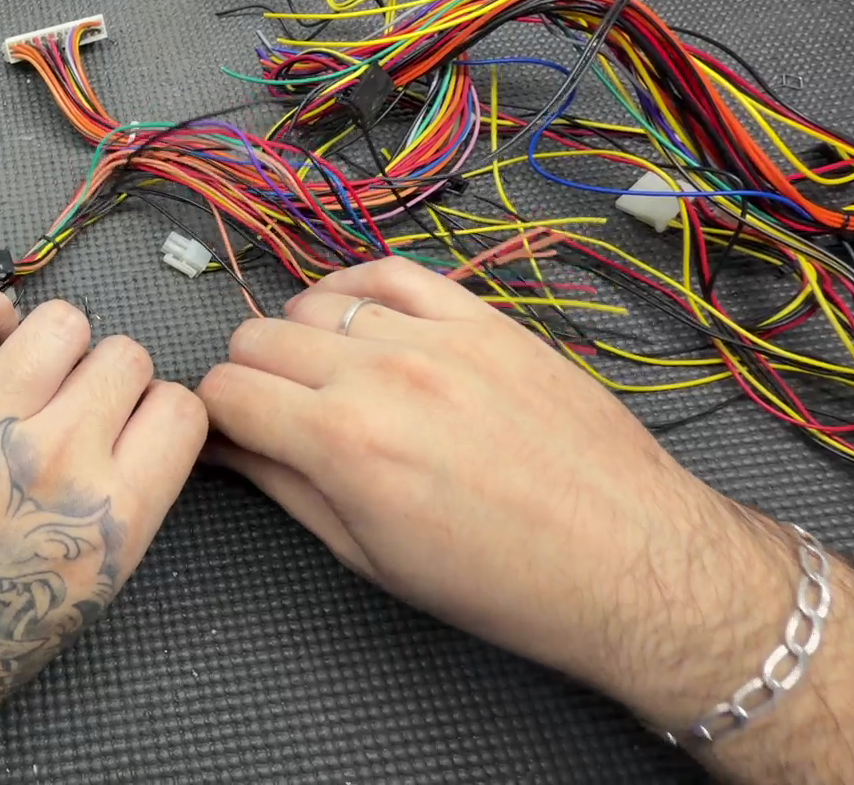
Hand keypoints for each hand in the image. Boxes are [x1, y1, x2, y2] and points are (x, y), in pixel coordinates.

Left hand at [0, 290, 206, 752]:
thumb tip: (142, 418)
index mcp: (111, 513)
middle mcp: (56, 456)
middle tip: (75, 404)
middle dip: (110, 377)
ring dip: (58, 343)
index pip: (181, 409)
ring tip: (33, 373)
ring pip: (62, 323)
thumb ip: (133, 494)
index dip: (160, 408)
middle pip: (125, 357)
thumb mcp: (97, 582)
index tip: (134, 417)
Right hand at [195, 256, 803, 727]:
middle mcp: (378, 376)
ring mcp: (433, 337)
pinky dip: (353, 290)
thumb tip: (221, 445)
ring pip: (309, 302)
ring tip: (331, 374)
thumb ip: (277, 484)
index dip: (215, 412)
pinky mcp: (480, 317)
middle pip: (254, 336)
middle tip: (280, 408)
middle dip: (249, 374)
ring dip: (301, 338)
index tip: (232, 427)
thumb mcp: (364, 554)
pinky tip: (358, 321)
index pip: (224, 389)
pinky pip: (385, 271)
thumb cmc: (495, 582)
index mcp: (342, 444)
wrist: (639, 569)